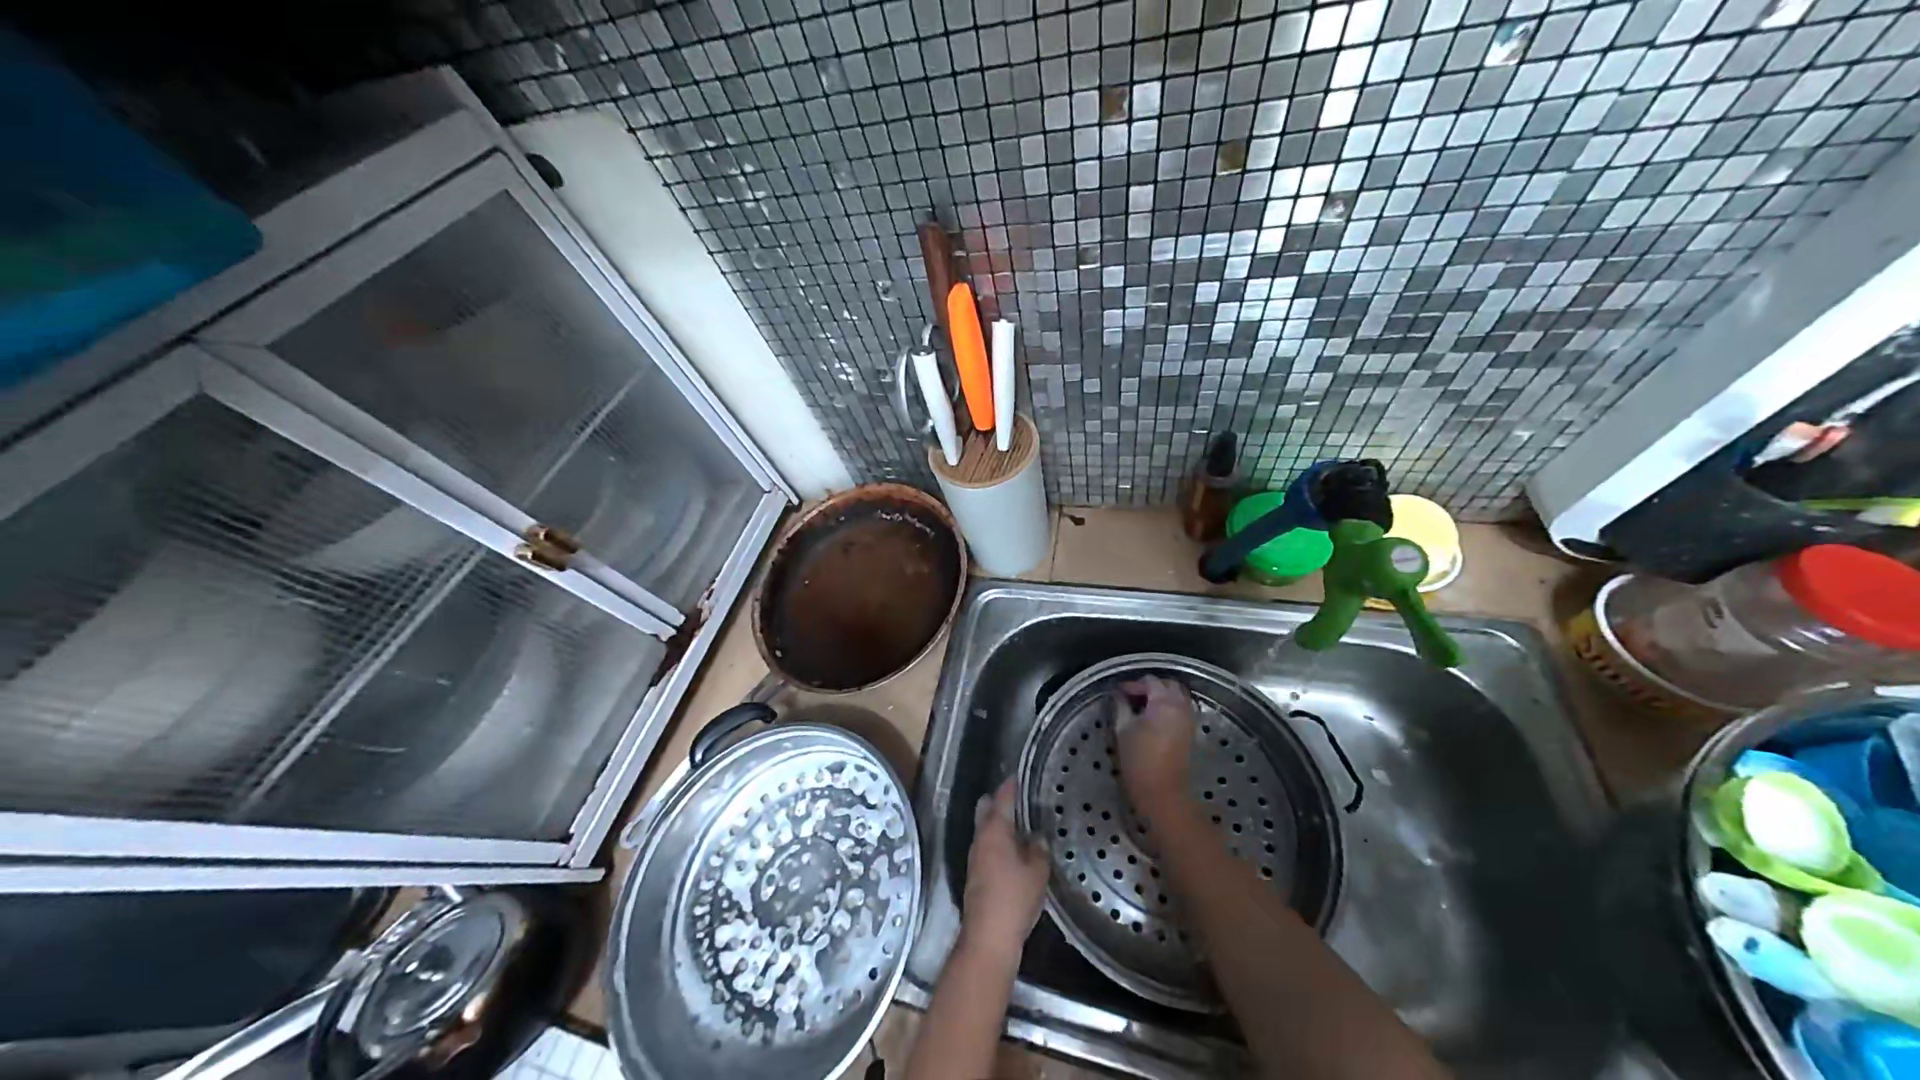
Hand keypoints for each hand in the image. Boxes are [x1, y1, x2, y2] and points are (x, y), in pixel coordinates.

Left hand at [961, 777, 1049, 957]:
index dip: (1010, 786)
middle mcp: (980, 839)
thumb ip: (1039, 850)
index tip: (1018, 777)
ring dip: (998, 824)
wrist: (988, 936)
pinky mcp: (975, 874)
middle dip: (999, 802)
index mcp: (994, 831)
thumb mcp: (1037, 872)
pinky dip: (997, 841)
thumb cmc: (1015, 898)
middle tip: (1018, 799)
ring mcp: (974, 857)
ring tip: (1020, 823)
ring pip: (984, 829)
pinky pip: (986, 847)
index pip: (1001, 798)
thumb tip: (1037, 838)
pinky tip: (1012, 850)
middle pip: (986, 810)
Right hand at [1114, 676, 1196, 815]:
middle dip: (1150, 686)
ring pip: (1178, 695)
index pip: (1149, 681)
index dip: (1132, 684)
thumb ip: (1121, 706)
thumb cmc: (1138, 759)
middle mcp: (1181, 706)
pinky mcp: (1191, 730)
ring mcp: (1189, 718)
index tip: (1118, 693)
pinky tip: (1154, 717)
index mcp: (1164, 702)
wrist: (1162, 791)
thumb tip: (1119, 695)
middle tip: (1131, 696)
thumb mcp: (1122, 729)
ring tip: (1142, 706)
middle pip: (1168, 684)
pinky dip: (1170, 706)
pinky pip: (1182, 708)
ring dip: (1162, 695)